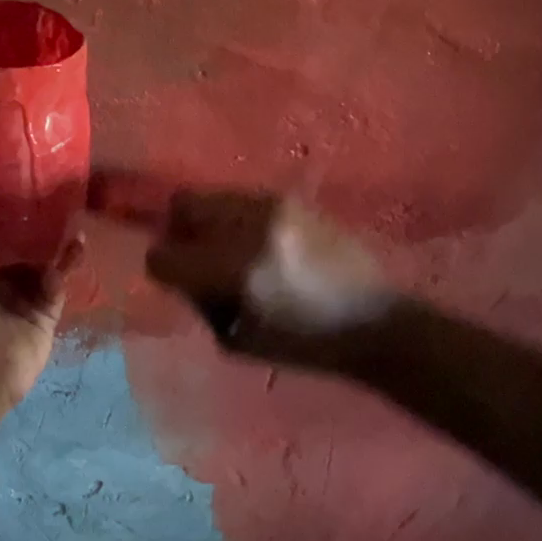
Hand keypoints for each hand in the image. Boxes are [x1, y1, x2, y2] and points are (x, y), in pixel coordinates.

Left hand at [0, 182, 79, 411]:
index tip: (7, 172)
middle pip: (17, 241)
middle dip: (31, 219)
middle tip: (48, 185)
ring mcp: (23, 293)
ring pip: (42, 258)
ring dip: (55, 237)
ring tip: (70, 210)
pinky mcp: (46, 310)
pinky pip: (59, 281)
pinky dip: (67, 263)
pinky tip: (77, 242)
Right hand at [93, 173, 391, 370]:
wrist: (378, 322)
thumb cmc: (306, 345)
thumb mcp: (237, 339)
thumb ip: (199, 300)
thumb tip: (181, 272)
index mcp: (236, 272)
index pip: (163, 256)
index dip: (163, 271)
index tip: (176, 282)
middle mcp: (250, 228)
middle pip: (181, 206)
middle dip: (178, 232)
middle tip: (193, 256)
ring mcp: (271, 206)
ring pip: (208, 196)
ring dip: (206, 222)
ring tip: (226, 248)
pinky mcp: (289, 199)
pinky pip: (238, 198)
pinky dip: (233, 218)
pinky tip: (254, 243)